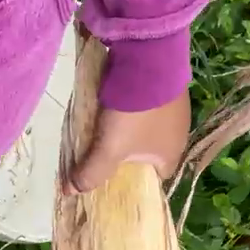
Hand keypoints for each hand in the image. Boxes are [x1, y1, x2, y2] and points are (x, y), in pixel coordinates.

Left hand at [69, 89, 189, 192]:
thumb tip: (70, 192)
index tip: (113, 184)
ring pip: (144, 132)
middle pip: (147, 156)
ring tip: (102, 138)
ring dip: (125, 136)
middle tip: (101, 162)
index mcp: (172, 153)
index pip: (155, 180)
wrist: (147, 57)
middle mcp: (179, 132)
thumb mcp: (108, 150)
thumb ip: (90, 173)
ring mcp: (174, 107)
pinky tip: (111, 113)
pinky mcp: (165, 87)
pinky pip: (144, 110)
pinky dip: (129, 115)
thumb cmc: (133, 114)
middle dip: (125, 161)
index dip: (134, 184)